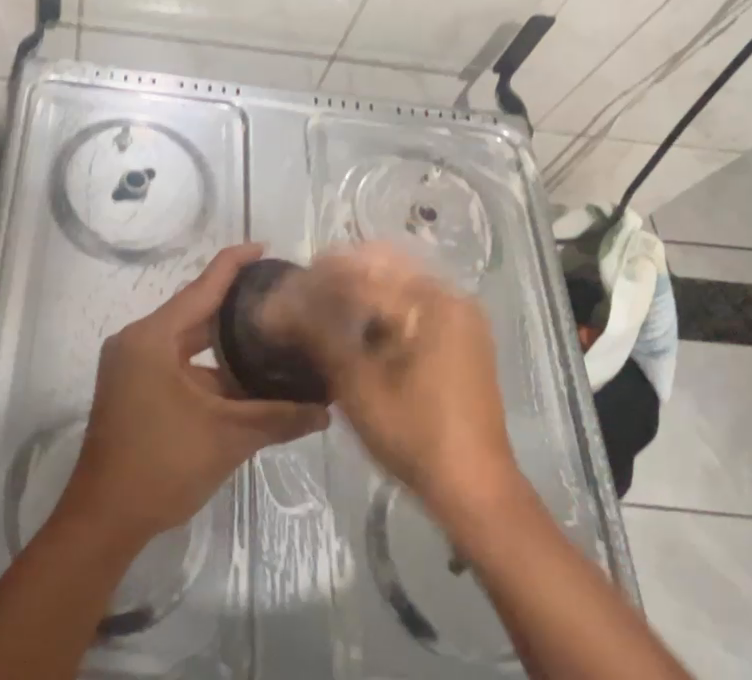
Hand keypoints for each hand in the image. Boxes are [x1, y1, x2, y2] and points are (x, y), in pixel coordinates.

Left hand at [57, 243, 329, 545]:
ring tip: (273, 341)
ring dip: (225, 349)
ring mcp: (131, 368)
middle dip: (236, 310)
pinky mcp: (132, 391)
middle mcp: (137, 343)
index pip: (201, 289)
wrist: (106, 516)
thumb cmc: (162, 464)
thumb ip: (278, 417)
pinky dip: (208, 373)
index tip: (264, 247)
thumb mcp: (227, 437)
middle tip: (280, 300)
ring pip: (187, 346)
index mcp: (152, 338)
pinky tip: (246, 383)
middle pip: (194, 315)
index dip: (233, 265)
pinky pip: (176, 368)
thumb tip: (326, 411)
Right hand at [269, 244, 522, 524]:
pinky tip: (358, 330)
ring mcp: (462, 318)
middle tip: (300, 300)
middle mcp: (451, 297)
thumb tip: (277, 304)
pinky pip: (416, 304)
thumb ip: (316, 333)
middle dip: (337, 278)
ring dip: (359, 291)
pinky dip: (383, 309)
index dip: (315, 278)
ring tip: (322, 314)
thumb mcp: (355, 383)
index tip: (282, 294)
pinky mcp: (464, 339)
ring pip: (399, 283)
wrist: (473, 486)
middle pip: (382, 266)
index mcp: (429, 300)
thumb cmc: (412, 432)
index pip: (360, 270)